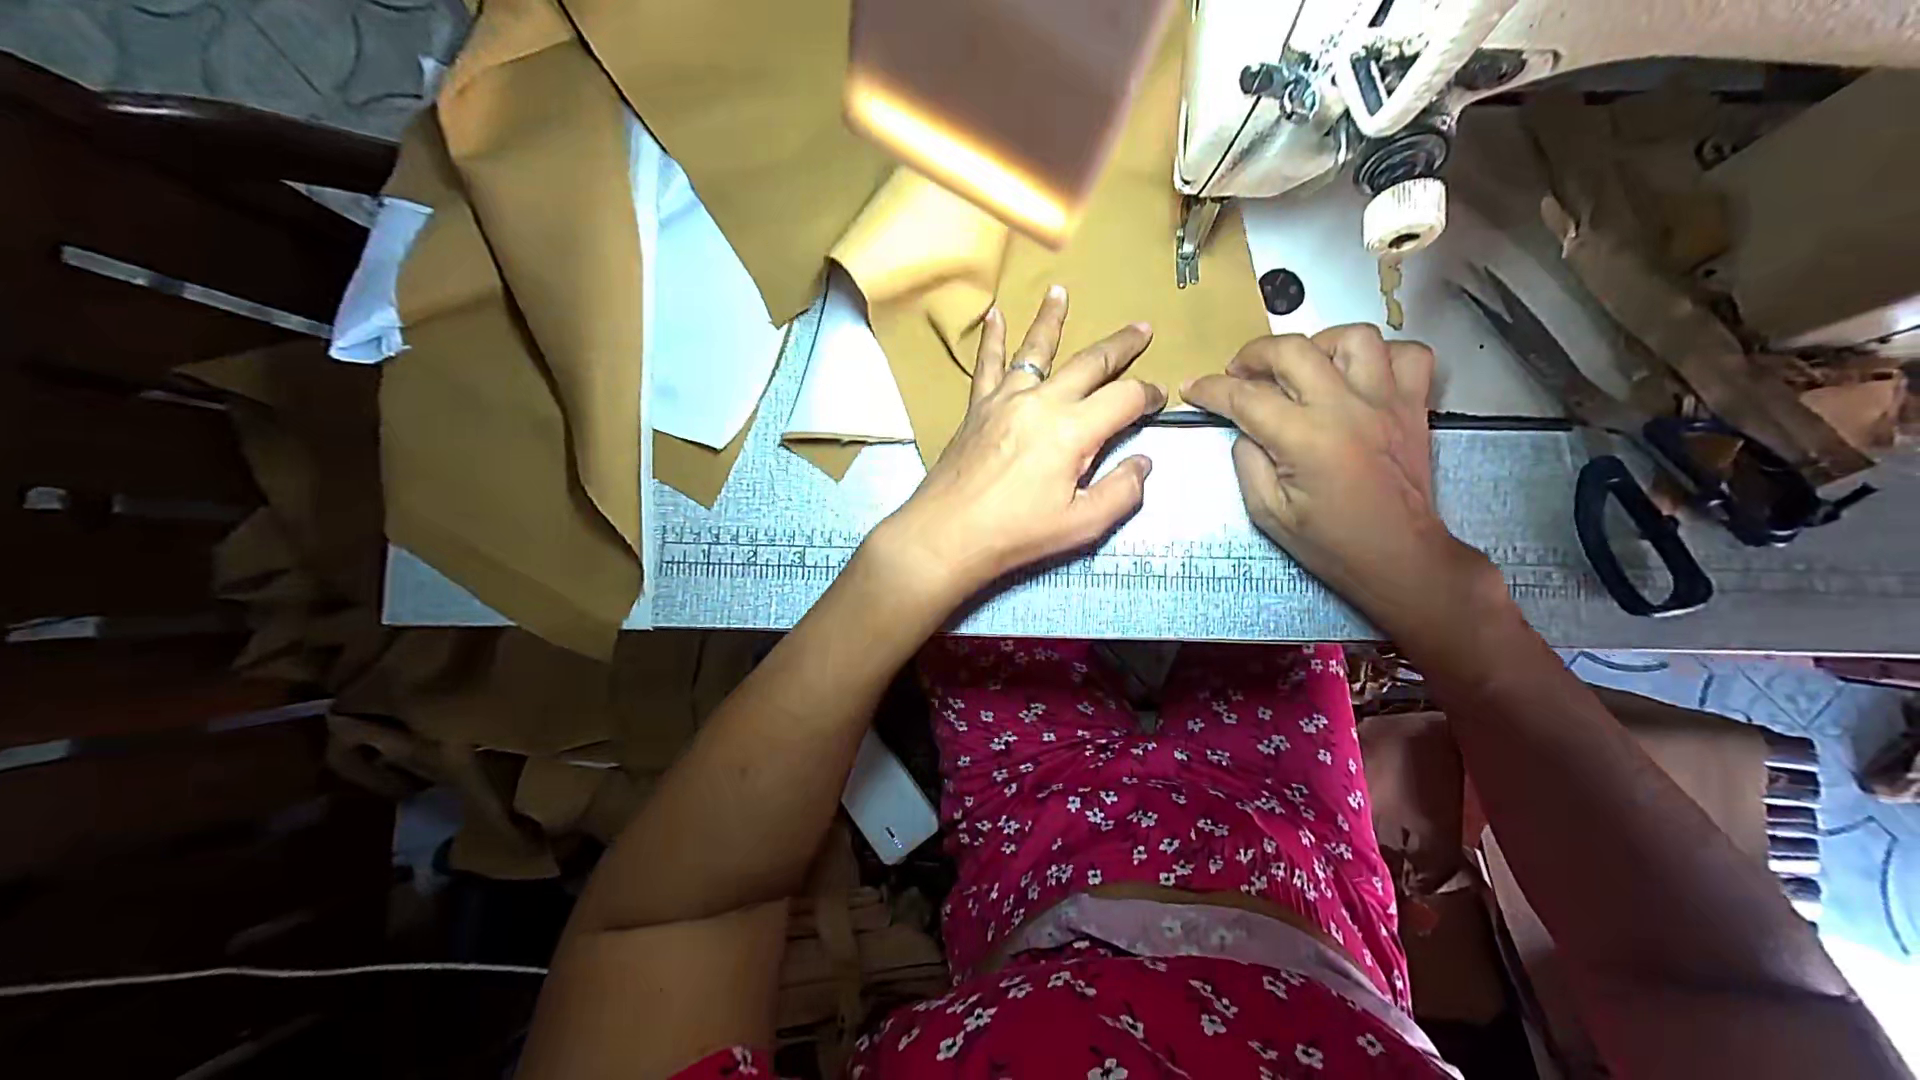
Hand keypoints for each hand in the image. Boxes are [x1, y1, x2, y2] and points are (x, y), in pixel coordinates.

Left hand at [867, 286, 1165, 603]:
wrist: (946, 535)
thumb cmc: (1015, 534)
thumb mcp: (1081, 525)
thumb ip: (1121, 492)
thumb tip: (1143, 462)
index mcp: (1072, 431)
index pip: (1124, 398)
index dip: (1148, 396)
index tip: (1158, 400)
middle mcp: (1041, 402)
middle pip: (1089, 363)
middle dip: (1120, 345)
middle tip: (1141, 330)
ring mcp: (1005, 400)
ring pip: (1034, 350)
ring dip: (1051, 320)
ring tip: (1059, 292)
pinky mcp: (978, 408)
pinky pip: (987, 365)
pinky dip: (992, 339)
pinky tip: (993, 316)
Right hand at [1182, 325, 1498, 635]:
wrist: (1398, 557)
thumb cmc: (1329, 542)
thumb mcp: (1267, 512)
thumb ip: (1247, 462)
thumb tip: (1245, 428)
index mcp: (1305, 439)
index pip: (1245, 396)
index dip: (1210, 389)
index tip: (1193, 389)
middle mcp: (1346, 408)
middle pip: (1292, 350)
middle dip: (1253, 355)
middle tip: (1239, 373)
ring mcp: (1386, 400)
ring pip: (1353, 337)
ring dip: (1316, 344)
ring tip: (1300, 367)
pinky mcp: (1413, 404)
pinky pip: (1406, 353)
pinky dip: (1379, 355)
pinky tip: (1356, 375)